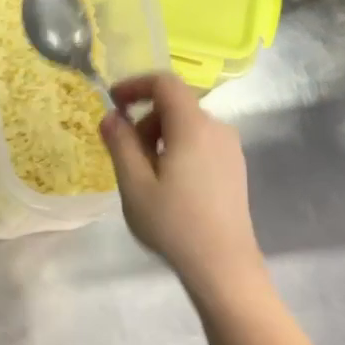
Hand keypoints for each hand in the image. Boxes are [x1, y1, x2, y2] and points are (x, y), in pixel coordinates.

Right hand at [98, 74, 266, 299]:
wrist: (221, 261)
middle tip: (125, 158)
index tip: (112, 101)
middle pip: (175, 107)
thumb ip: (120, 145)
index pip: (165, 84)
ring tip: (144, 179)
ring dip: (159, 140)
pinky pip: (199, 145)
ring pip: (187, 127)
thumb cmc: (172, 223)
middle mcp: (216, 128)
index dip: (135, 85)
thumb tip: (110, 117)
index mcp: (192, 127)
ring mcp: (229, 148)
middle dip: (145, 121)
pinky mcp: (233, 167)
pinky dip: (177, 152)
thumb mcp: (134, 185)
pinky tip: (167, 187)